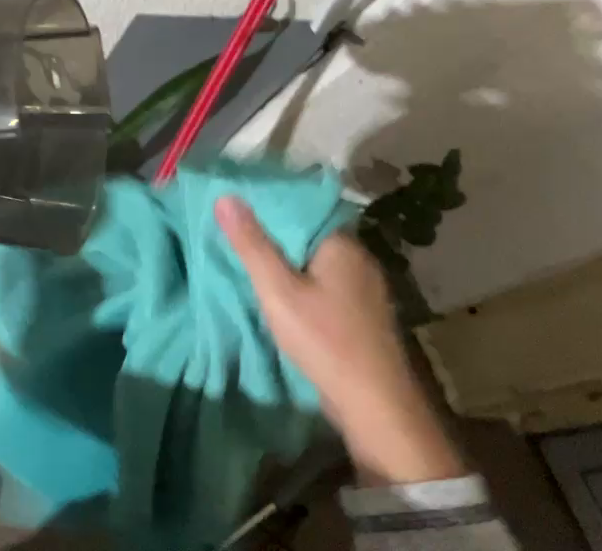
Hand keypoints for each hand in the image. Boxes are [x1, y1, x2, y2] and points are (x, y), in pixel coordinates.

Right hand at [216, 197, 466, 485]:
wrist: (375, 405)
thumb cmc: (324, 340)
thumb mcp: (277, 290)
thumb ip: (251, 244)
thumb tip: (225, 197)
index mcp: (343, 246)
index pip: (301, 207)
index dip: (266, 202)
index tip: (233, 200)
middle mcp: (359, 260)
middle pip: (307, 232)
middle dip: (271, 230)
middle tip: (230, 226)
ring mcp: (364, 288)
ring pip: (314, 259)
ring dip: (284, 256)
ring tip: (245, 253)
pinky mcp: (361, 312)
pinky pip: (323, 280)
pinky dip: (299, 278)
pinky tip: (276, 286)